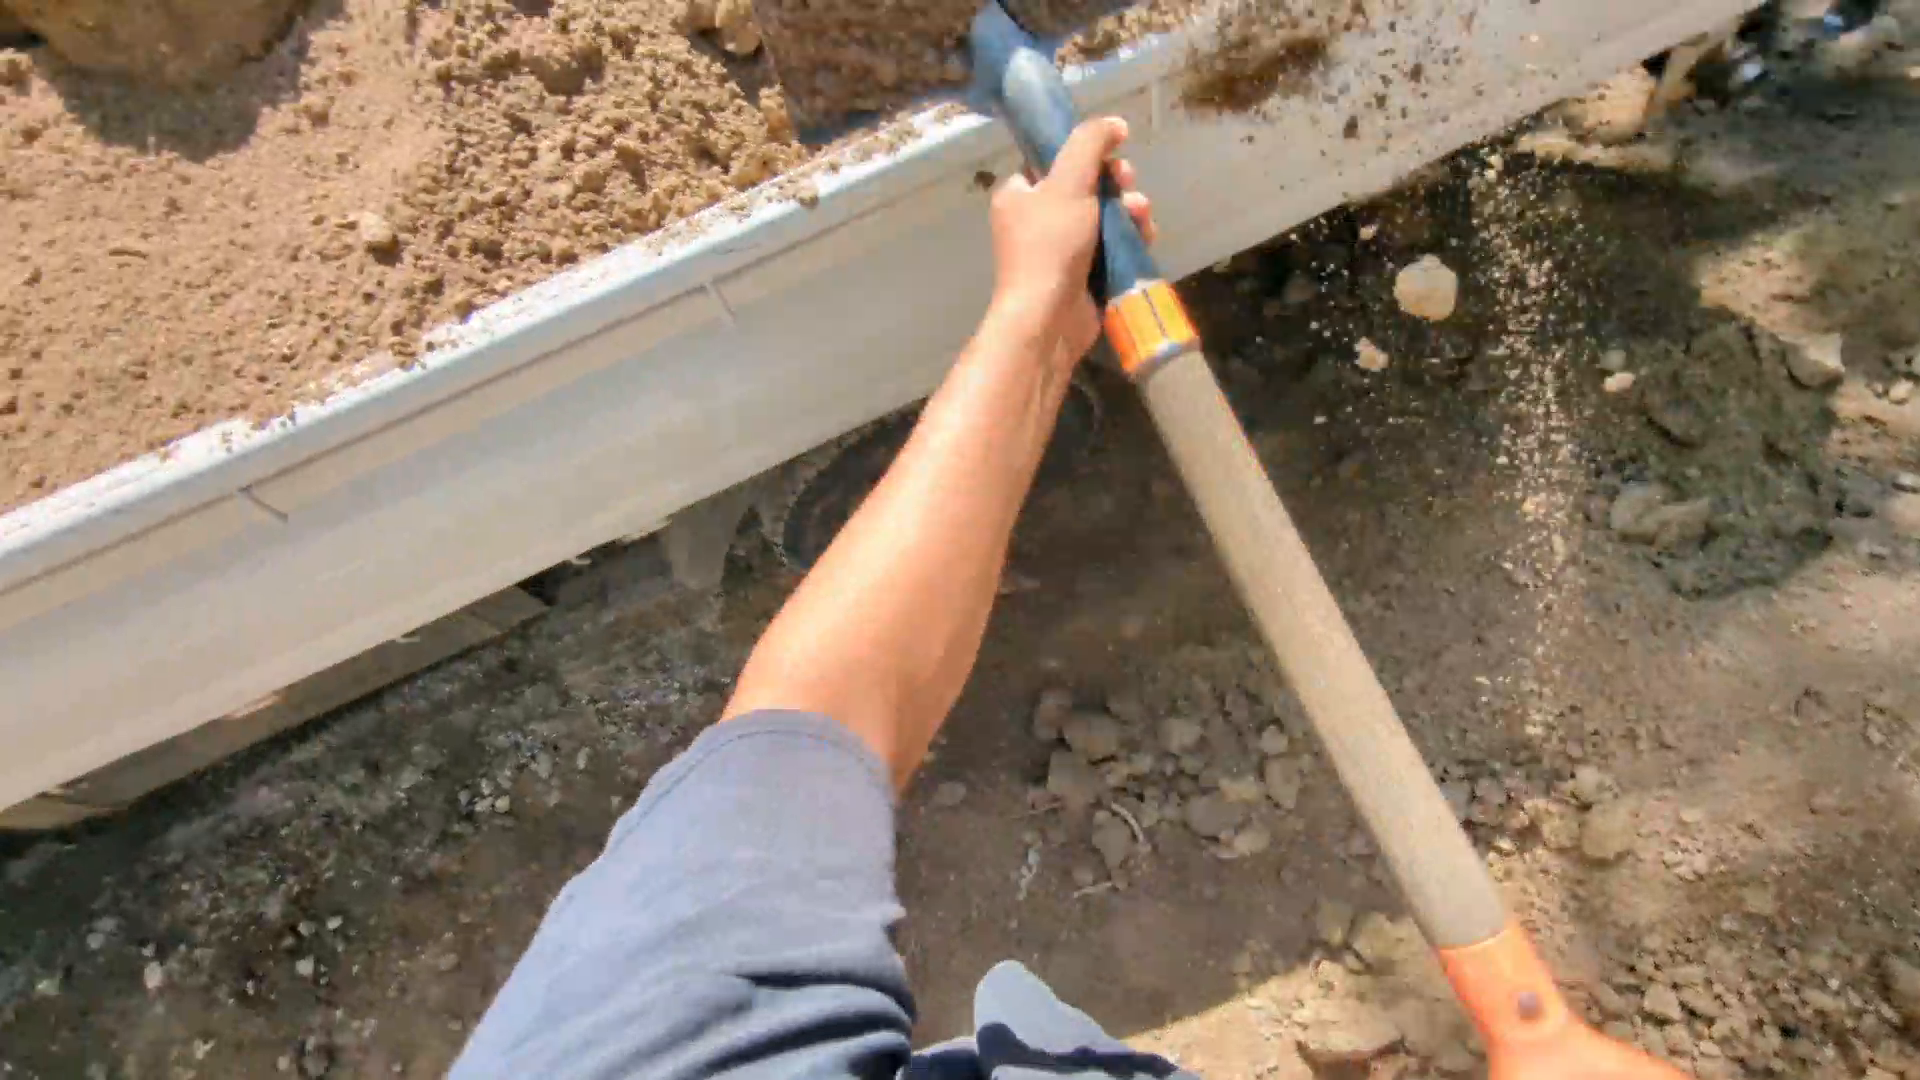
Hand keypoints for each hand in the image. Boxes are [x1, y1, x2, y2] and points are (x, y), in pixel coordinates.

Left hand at [987, 116, 1156, 364]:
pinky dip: (1130, 239)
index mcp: (1019, 196)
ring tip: (1140, 214)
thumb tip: (1114, 124)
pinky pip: (1112, 248)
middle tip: (1127, 184)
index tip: (1109, 153)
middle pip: (1086, 188)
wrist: (1048, 318)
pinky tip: (1145, 236)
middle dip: (1115, 183)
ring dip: (1128, 210)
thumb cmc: (1050, 246)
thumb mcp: (1067, 181)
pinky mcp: (1084, 276)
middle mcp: (1036, 223)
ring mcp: (1061, 252)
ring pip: (1104, 217)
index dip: (1084, 154)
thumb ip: (1089, 143)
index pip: (1051, 162)